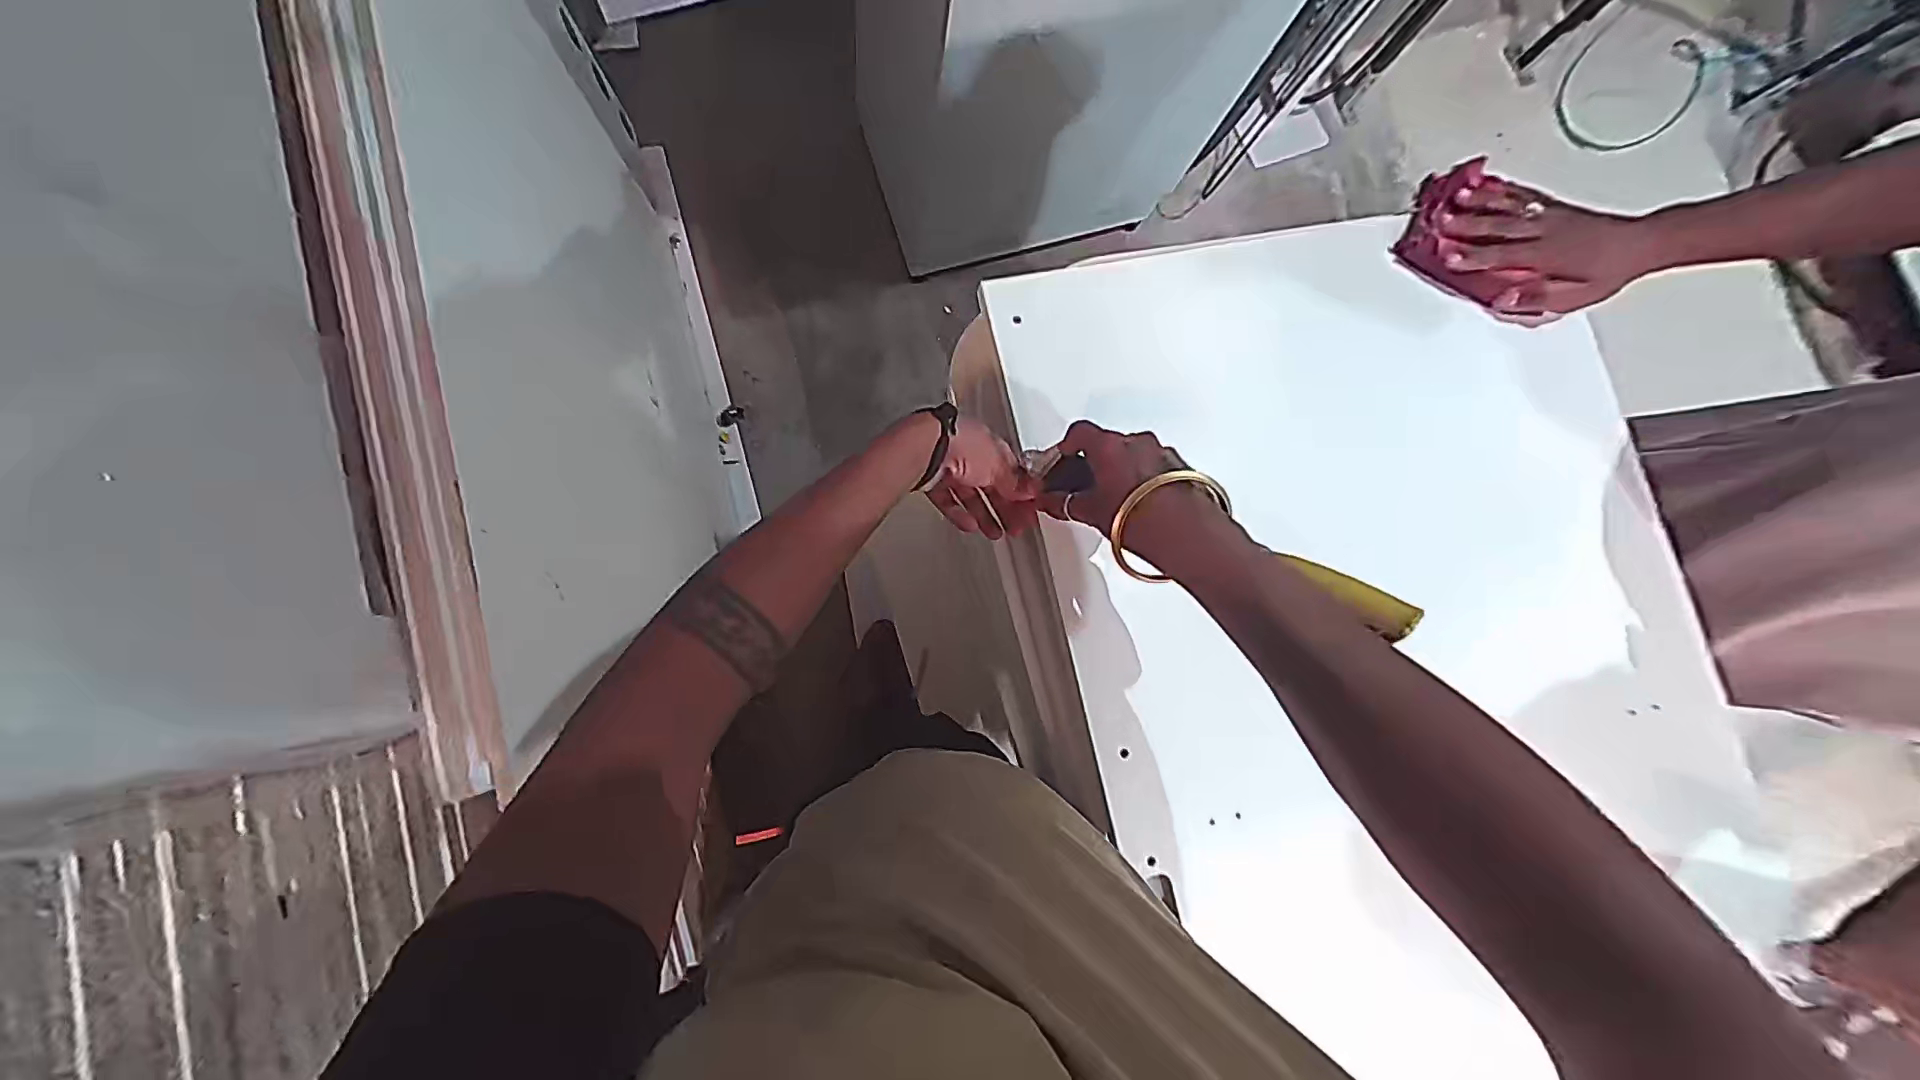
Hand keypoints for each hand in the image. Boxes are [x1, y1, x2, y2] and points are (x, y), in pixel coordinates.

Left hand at [924, 416, 1039, 539]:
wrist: (926, 450)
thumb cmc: (961, 444)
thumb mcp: (997, 466)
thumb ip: (1013, 481)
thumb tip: (1026, 491)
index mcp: (988, 443)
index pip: (1009, 470)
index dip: (1020, 491)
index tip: (1028, 509)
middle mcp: (968, 453)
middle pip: (990, 484)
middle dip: (1005, 507)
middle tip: (1015, 526)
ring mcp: (949, 465)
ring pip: (970, 494)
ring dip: (985, 515)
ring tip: (995, 533)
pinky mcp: (931, 479)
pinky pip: (948, 500)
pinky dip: (960, 514)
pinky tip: (970, 525)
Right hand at [1034, 421, 1234, 566]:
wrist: (1185, 533)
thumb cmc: (1141, 518)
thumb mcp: (1091, 512)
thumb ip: (1067, 502)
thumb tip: (1056, 502)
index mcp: (1109, 445)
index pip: (1079, 432)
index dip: (1066, 445)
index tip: (1062, 455)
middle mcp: (1137, 442)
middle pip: (1107, 442)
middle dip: (1094, 460)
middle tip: (1085, 482)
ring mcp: (1161, 452)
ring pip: (1133, 454)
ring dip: (1121, 469)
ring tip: (1113, 498)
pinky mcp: (1181, 467)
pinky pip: (1154, 465)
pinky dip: (1143, 478)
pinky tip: (1137, 502)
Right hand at [1437, 181, 1669, 314]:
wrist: (1643, 244)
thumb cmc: (1606, 273)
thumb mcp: (1574, 298)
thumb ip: (1536, 299)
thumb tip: (1503, 299)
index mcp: (1545, 256)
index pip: (1501, 256)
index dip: (1472, 256)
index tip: (1448, 254)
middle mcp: (1545, 232)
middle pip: (1498, 227)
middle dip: (1467, 224)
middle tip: (1440, 221)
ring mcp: (1550, 216)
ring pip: (1510, 207)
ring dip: (1482, 201)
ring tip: (1458, 195)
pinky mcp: (1555, 207)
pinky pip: (1526, 197)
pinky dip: (1504, 190)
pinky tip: (1488, 185)